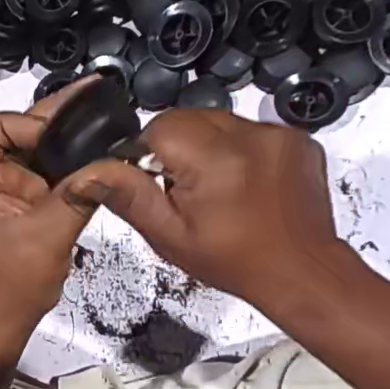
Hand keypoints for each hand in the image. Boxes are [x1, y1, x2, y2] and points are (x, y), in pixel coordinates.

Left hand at [0, 78, 107, 342]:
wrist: (14, 317)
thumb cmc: (13, 285)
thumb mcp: (46, 238)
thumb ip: (75, 199)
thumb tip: (106, 166)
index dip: (15, 125)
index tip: (49, 137)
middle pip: (18, 133)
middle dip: (50, 117)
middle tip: (88, 96)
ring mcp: (21, 191)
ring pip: (40, 148)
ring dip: (67, 132)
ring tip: (98, 111)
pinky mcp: (41, 202)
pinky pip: (58, 169)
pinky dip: (77, 157)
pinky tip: (100, 145)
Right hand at [66, 108, 366, 311]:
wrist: (299, 271)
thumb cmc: (235, 261)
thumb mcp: (169, 236)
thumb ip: (129, 197)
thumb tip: (90, 172)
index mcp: (214, 161)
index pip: (159, 126)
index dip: (148, 151)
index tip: (155, 179)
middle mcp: (249, 138)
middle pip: (190, 117)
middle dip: (178, 148)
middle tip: (187, 190)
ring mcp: (277, 135)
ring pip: (220, 121)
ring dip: (209, 147)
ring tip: (218, 189)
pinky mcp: (296, 138)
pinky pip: (251, 130)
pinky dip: (240, 150)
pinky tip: (244, 183)